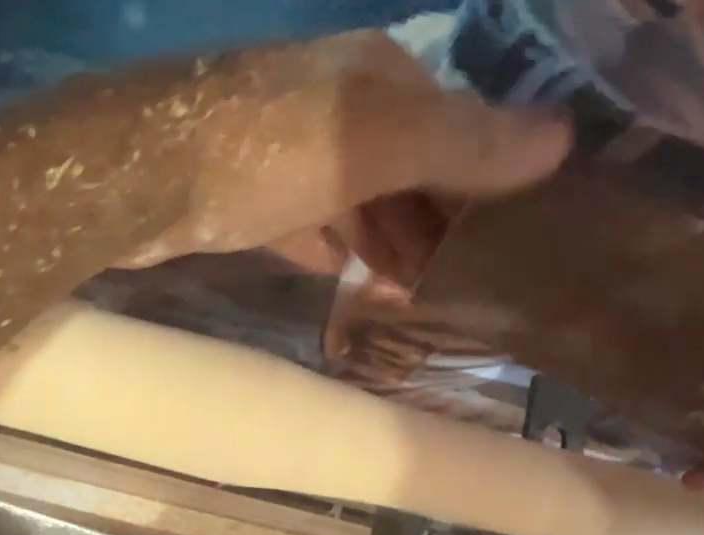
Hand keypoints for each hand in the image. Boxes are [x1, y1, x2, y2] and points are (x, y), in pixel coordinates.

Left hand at [118, 31, 570, 267]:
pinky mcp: (237, 194)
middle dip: (432, 216)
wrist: (139, 178)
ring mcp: (279, 149)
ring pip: (351, 196)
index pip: (451, 122)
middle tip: (466, 279)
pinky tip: (345, 278)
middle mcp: (329, 103)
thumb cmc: (265, 152)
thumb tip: (564, 139)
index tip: (508, 235)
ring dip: (383, 238)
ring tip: (417, 289)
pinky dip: (327, 246)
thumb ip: (461, 143)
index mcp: (373, 77)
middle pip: (401, 162)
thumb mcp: (376, 143)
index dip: (482, 177)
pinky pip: (301, 221)